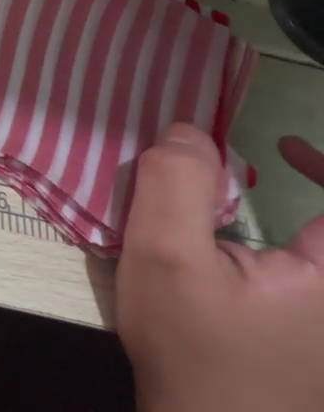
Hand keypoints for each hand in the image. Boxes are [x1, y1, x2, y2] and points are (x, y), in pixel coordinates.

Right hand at [117, 124, 323, 411]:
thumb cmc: (193, 342)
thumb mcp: (166, 257)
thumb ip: (175, 186)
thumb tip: (188, 131)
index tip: (279, 148)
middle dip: (321, 190)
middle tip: (279, 164)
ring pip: (319, 253)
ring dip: (305, 219)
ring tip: (244, 202)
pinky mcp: (314, 335)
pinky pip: (308, 274)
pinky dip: (294, 250)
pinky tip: (245, 249)